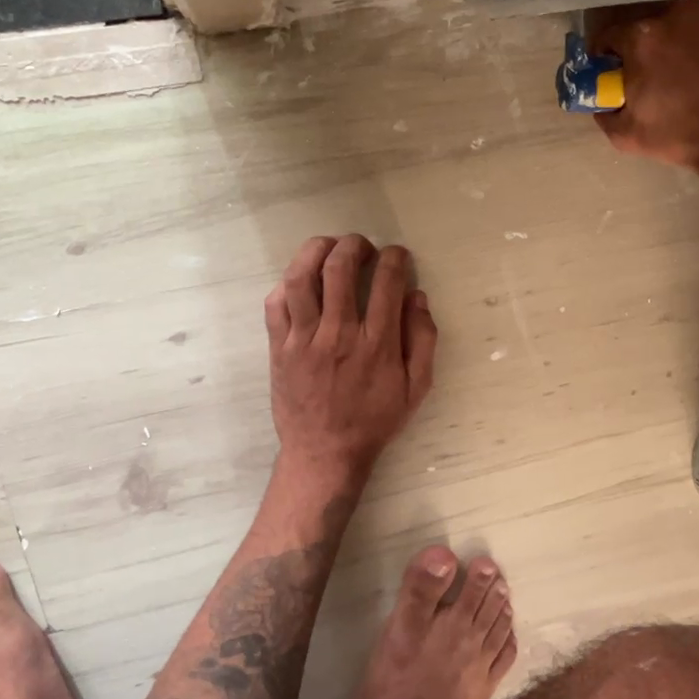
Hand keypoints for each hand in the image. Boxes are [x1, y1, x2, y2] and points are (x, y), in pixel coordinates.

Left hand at [263, 235, 437, 476]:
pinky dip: (288, 283)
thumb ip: (422, 340)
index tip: (397, 255)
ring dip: (315, 252)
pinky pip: (276, 304)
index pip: (387, 282)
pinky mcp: (279, 347)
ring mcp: (303, 340)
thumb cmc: (374, 421)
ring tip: (328, 248)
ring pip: (301, 278)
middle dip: (354, 245)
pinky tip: (302, 281)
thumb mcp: (416, 388)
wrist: (324, 452)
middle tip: (362, 247)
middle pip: (340, 268)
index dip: (395, 257)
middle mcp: (339, 335)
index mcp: (377, 344)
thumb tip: (417, 296)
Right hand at [588, 0, 698, 174]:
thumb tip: (603, 103)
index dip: (609, 55)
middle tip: (658, 76)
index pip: (612, 36)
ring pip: (691, 23)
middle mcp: (680, 14)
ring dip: (686, 41)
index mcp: (644, 37)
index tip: (614, 71)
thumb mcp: (626, 136)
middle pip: (654, 26)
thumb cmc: (681, 137)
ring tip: (695, 72)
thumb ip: (605, 113)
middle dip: (650, 48)